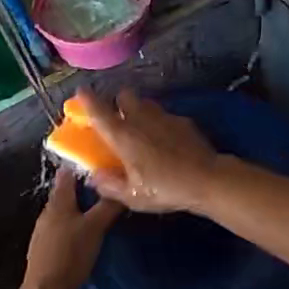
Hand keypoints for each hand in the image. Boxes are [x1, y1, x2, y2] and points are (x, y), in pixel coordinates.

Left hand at [22, 164, 122, 288]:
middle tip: (109, 188)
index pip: (68, 172)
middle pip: (67, 191)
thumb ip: (108, 205)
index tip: (103, 164)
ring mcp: (44, 229)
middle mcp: (48, 210)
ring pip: (65, 210)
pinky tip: (86, 232)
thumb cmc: (70, 254)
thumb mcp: (95, 227)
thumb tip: (123, 184)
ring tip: (101, 209)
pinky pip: (62, 226)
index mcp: (58, 200)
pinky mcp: (45, 246)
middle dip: (86, 188)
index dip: (84, 165)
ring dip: (81, 207)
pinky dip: (75, 223)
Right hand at [77, 89, 226, 213]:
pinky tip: (166, 140)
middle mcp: (141, 119)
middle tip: (118, 118)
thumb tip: (95, 176)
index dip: (88, 100)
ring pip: (146, 103)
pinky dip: (160, 123)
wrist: (207, 179)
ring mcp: (164, 116)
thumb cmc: (166, 189)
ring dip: (139, 110)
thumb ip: (110, 185)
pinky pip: (165, 115)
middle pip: (125, 95)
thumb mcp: (133, 197)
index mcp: (124, 136)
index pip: (100, 111)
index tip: (81, 92)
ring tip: (142, 129)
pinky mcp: (183, 120)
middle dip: (118, 102)